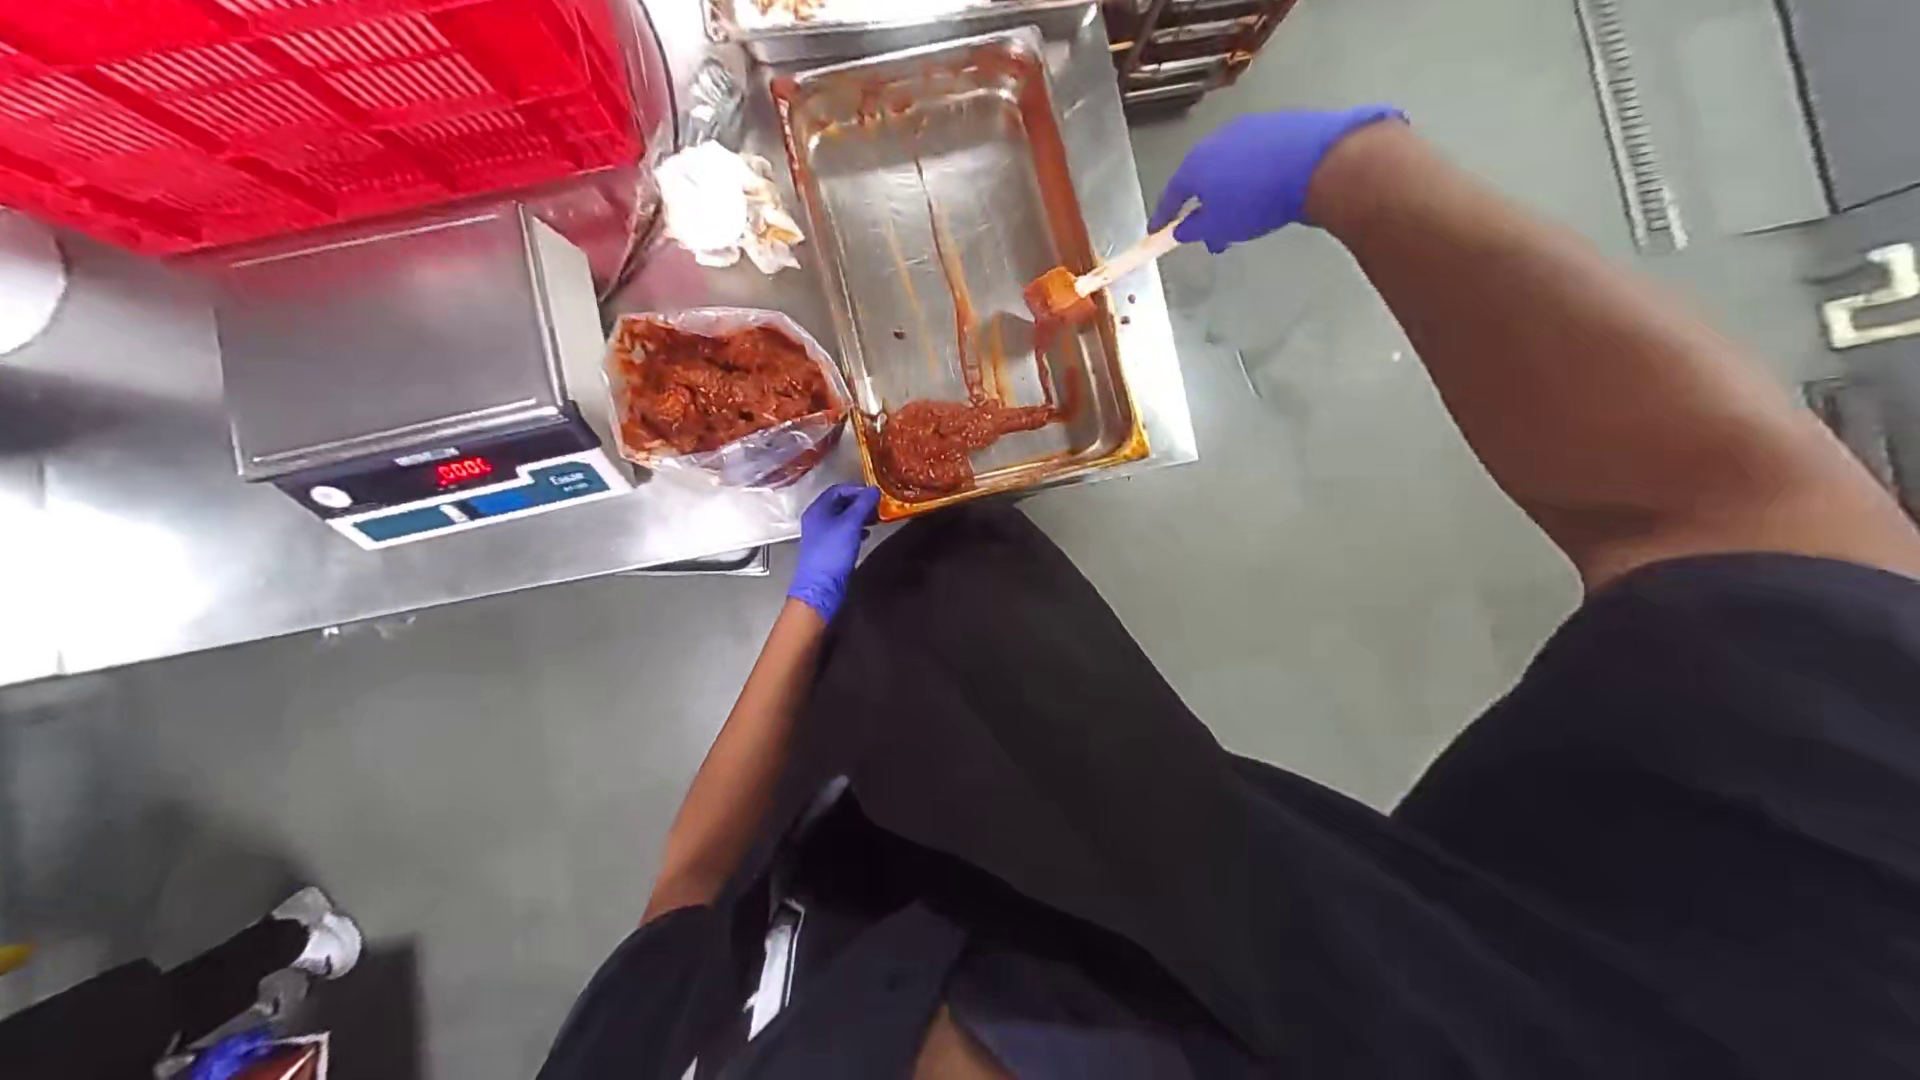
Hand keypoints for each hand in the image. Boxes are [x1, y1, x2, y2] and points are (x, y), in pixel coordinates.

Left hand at [788, 484, 880, 620]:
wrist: (820, 587)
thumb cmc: (833, 552)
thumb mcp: (850, 525)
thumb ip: (863, 505)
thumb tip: (875, 490)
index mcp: (818, 509)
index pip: (837, 490)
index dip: (857, 489)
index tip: (874, 494)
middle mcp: (817, 519)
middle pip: (840, 503)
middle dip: (860, 503)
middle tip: (878, 506)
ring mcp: (822, 534)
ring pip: (843, 518)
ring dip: (859, 516)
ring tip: (876, 518)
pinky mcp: (829, 548)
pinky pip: (844, 532)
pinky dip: (856, 529)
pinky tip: (867, 534)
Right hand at [1150, 106, 1405, 252]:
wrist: (1317, 164)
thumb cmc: (1255, 202)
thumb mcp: (1218, 226)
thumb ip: (1193, 230)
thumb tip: (1183, 230)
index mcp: (1195, 165)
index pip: (1171, 195)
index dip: (1163, 215)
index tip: (1157, 230)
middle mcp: (1216, 141)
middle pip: (1200, 177)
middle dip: (1200, 205)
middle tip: (1206, 231)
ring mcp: (1249, 128)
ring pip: (1227, 167)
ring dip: (1227, 192)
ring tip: (1239, 217)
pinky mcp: (1278, 125)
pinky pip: (1253, 157)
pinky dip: (1250, 177)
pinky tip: (1262, 193)